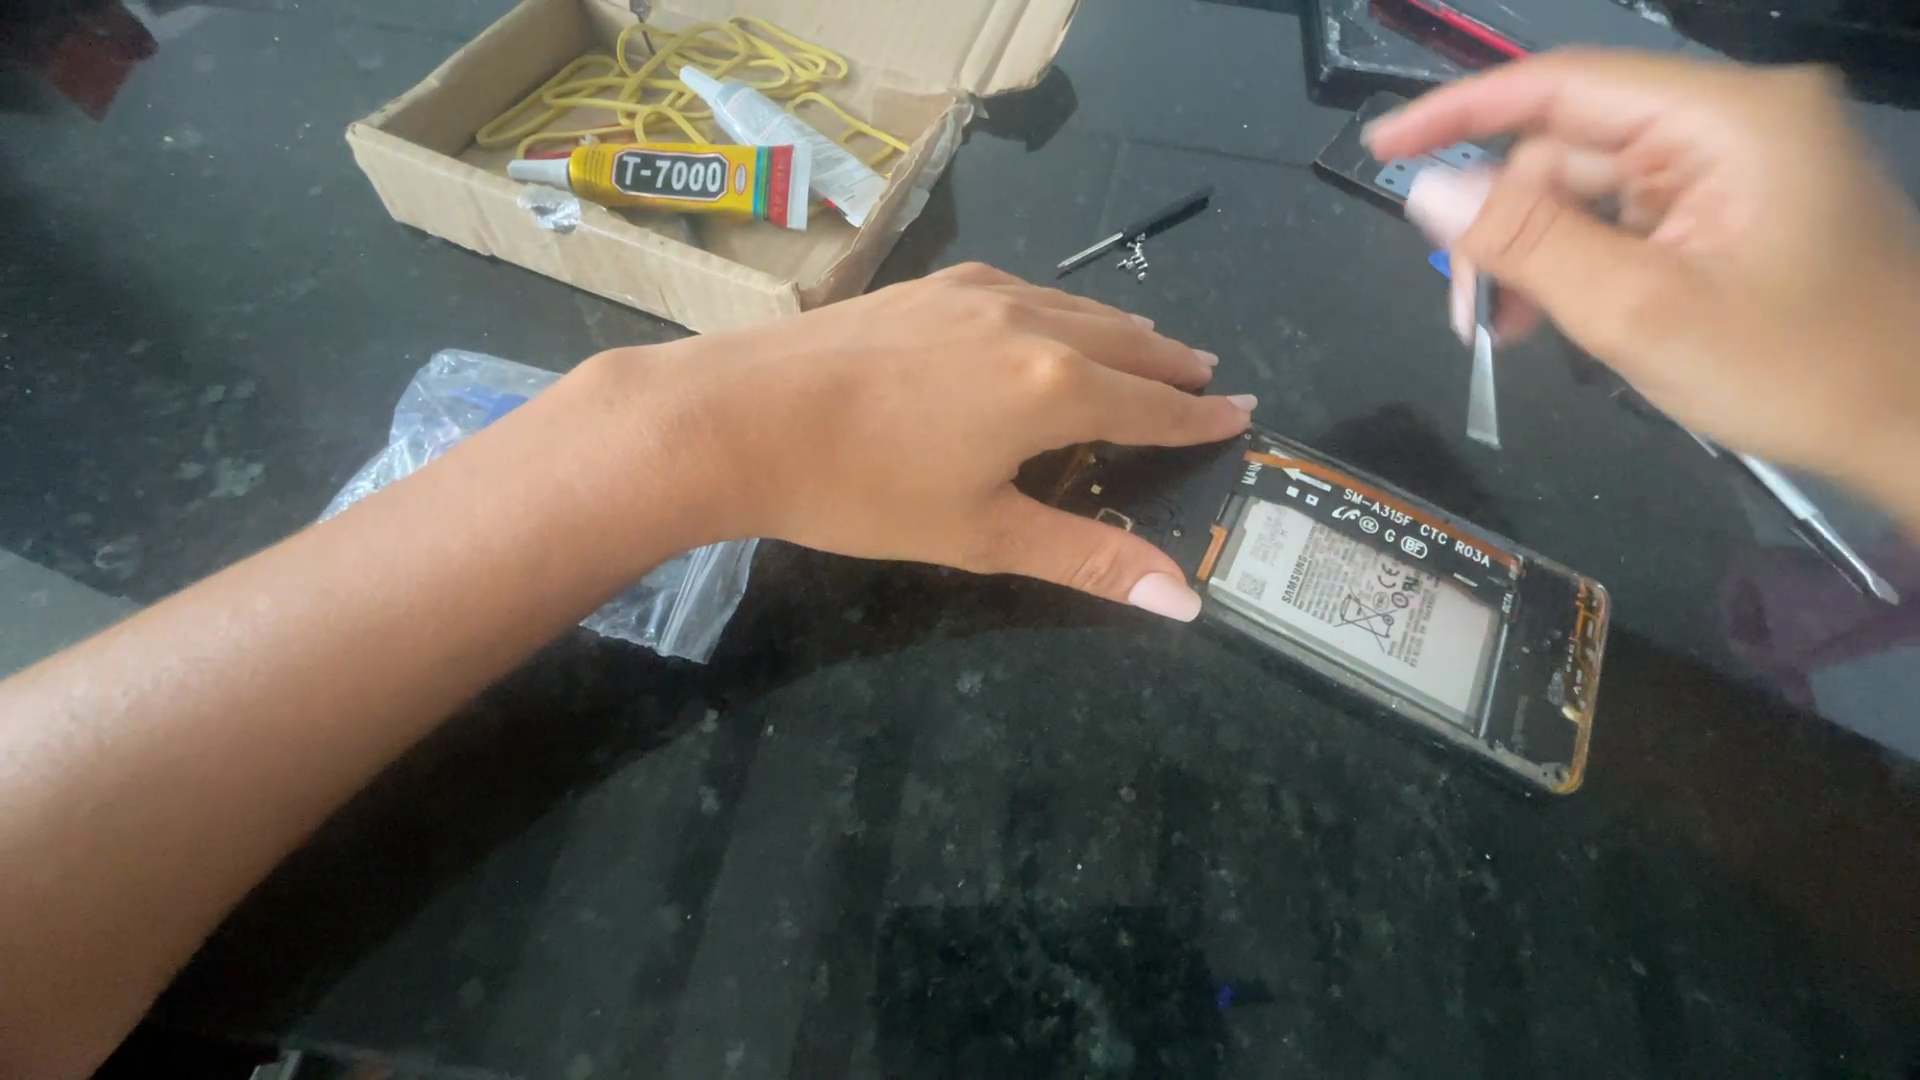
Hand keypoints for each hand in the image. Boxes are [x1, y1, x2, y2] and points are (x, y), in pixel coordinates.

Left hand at [593, 263, 1255, 618]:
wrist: (739, 417)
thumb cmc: (863, 490)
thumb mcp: (982, 535)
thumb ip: (1085, 558)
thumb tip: (1185, 602)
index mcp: (1053, 388)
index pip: (1151, 407)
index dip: (1199, 417)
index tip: (1240, 412)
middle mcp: (1029, 324)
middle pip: (1124, 344)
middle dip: (1170, 365)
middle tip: (1205, 376)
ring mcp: (976, 294)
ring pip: (1075, 308)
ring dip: (1120, 334)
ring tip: (1147, 348)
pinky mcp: (931, 285)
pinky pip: (1024, 293)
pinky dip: (1061, 312)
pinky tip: (1049, 321)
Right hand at [1365, 51, 1919, 514]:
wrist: (1904, 422)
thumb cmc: (1785, 368)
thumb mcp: (1632, 307)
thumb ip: (1526, 241)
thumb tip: (1427, 191)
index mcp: (1721, 121)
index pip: (1561, 88)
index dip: (1458, 111)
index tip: (1380, 145)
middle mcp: (1721, 125)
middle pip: (1560, 153)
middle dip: (1496, 229)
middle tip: (1464, 316)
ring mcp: (1718, 169)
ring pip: (1572, 195)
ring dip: (1521, 259)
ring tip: (1499, 330)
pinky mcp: (1712, 210)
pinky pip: (1603, 222)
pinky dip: (1557, 268)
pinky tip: (1538, 317)